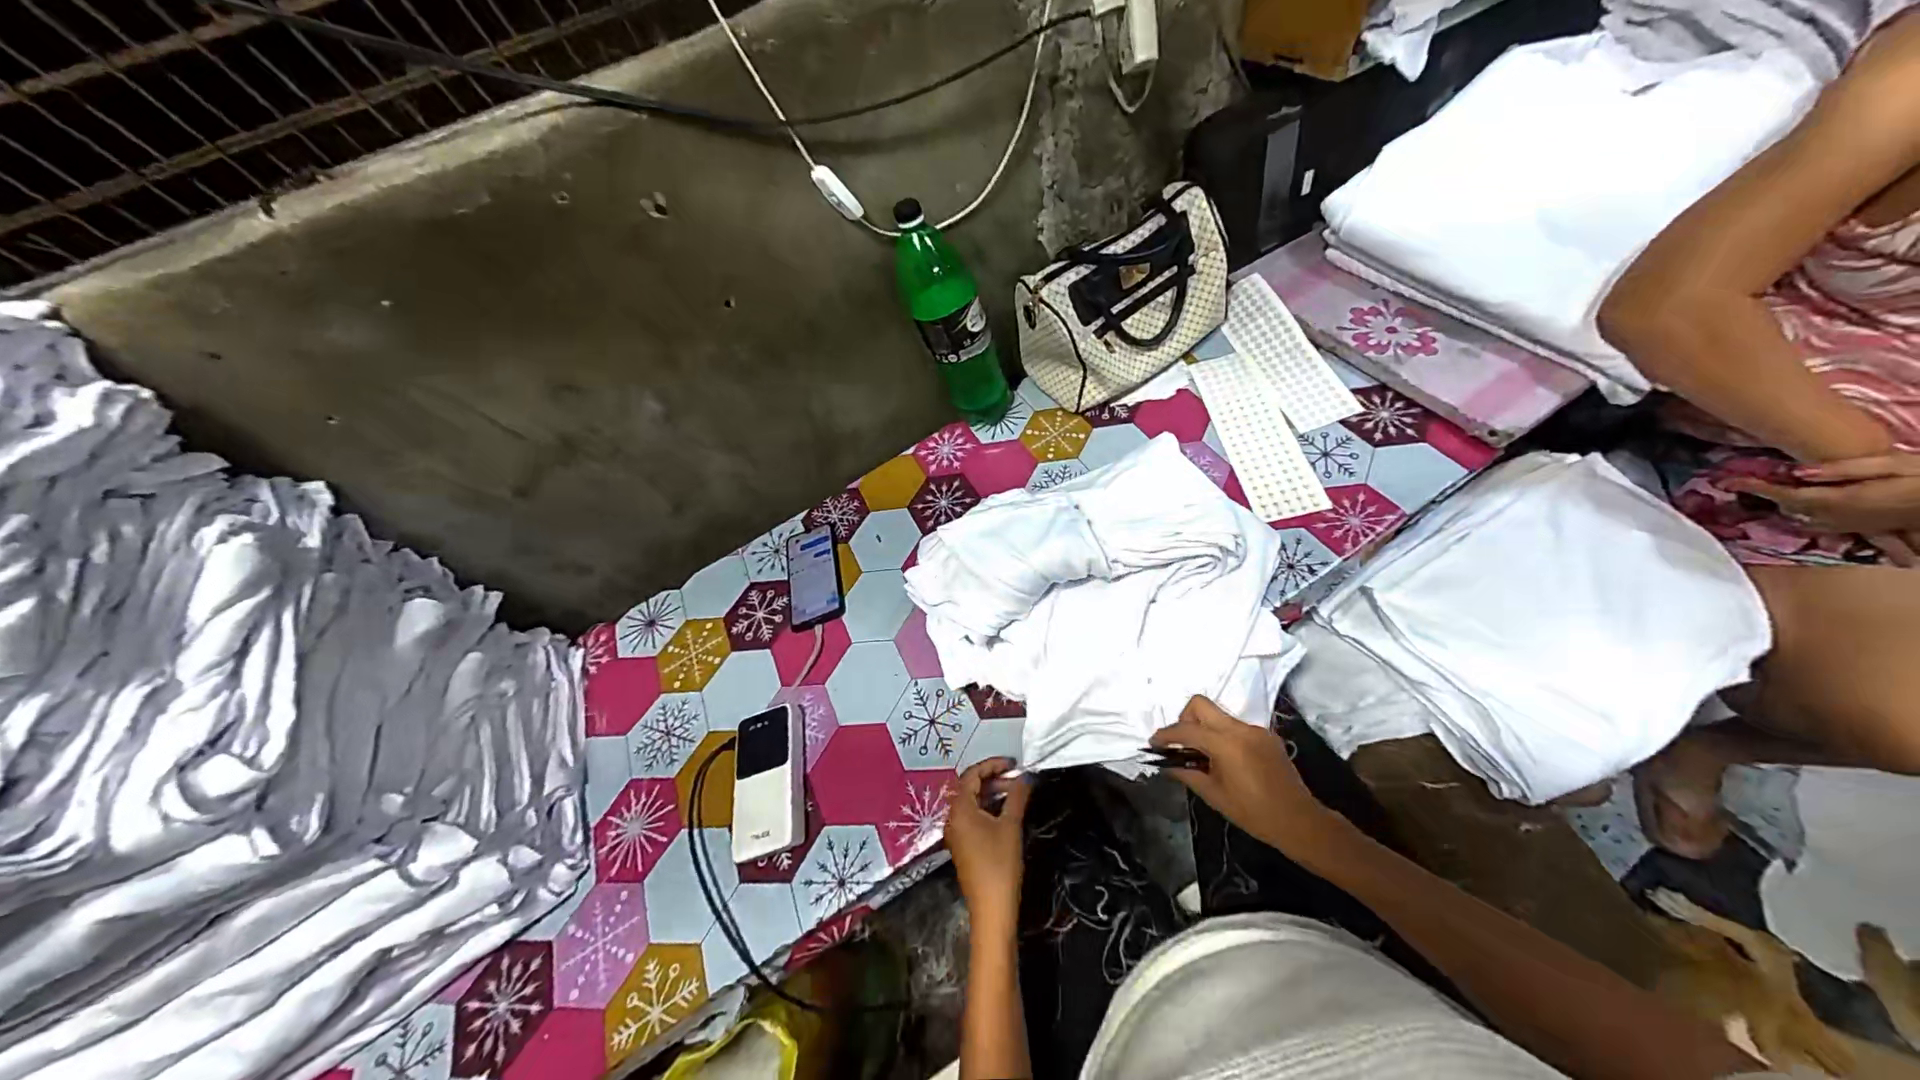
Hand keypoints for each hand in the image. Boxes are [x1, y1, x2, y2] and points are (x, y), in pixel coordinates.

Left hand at [944, 758, 1030, 930]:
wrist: (992, 908)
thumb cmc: (1000, 864)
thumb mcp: (1011, 826)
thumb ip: (1017, 797)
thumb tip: (1024, 777)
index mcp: (959, 809)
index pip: (971, 775)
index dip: (992, 765)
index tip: (1013, 764)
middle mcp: (952, 817)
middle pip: (969, 787)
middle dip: (993, 779)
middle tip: (1017, 779)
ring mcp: (956, 832)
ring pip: (971, 803)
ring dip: (991, 794)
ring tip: (1015, 793)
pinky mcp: (962, 845)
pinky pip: (972, 817)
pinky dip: (987, 808)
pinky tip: (1006, 811)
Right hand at [1151, 696, 1343, 858]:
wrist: (1299, 821)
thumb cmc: (1254, 813)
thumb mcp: (1214, 795)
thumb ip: (1187, 774)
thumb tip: (1168, 763)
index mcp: (1226, 744)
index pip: (1186, 730)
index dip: (1165, 735)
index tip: (1154, 743)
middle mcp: (1241, 729)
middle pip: (1201, 705)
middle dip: (1184, 719)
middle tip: (1181, 744)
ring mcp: (1256, 730)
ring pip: (1219, 716)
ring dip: (1205, 729)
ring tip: (1203, 757)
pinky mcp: (1267, 736)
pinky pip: (1236, 727)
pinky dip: (1223, 737)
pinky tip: (1226, 761)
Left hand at [1724, 454, 1919, 565]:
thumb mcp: (1892, 465)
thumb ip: (1842, 470)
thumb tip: (1796, 472)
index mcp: (1838, 500)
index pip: (1782, 494)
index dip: (1752, 488)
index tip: (1727, 481)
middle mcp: (1836, 517)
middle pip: (1787, 507)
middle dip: (1764, 496)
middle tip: (1741, 482)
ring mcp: (1849, 526)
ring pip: (1800, 518)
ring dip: (1782, 506)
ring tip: (1763, 491)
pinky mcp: (1862, 530)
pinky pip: (1822, 525)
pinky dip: (1804, 516)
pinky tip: (1802, 507)